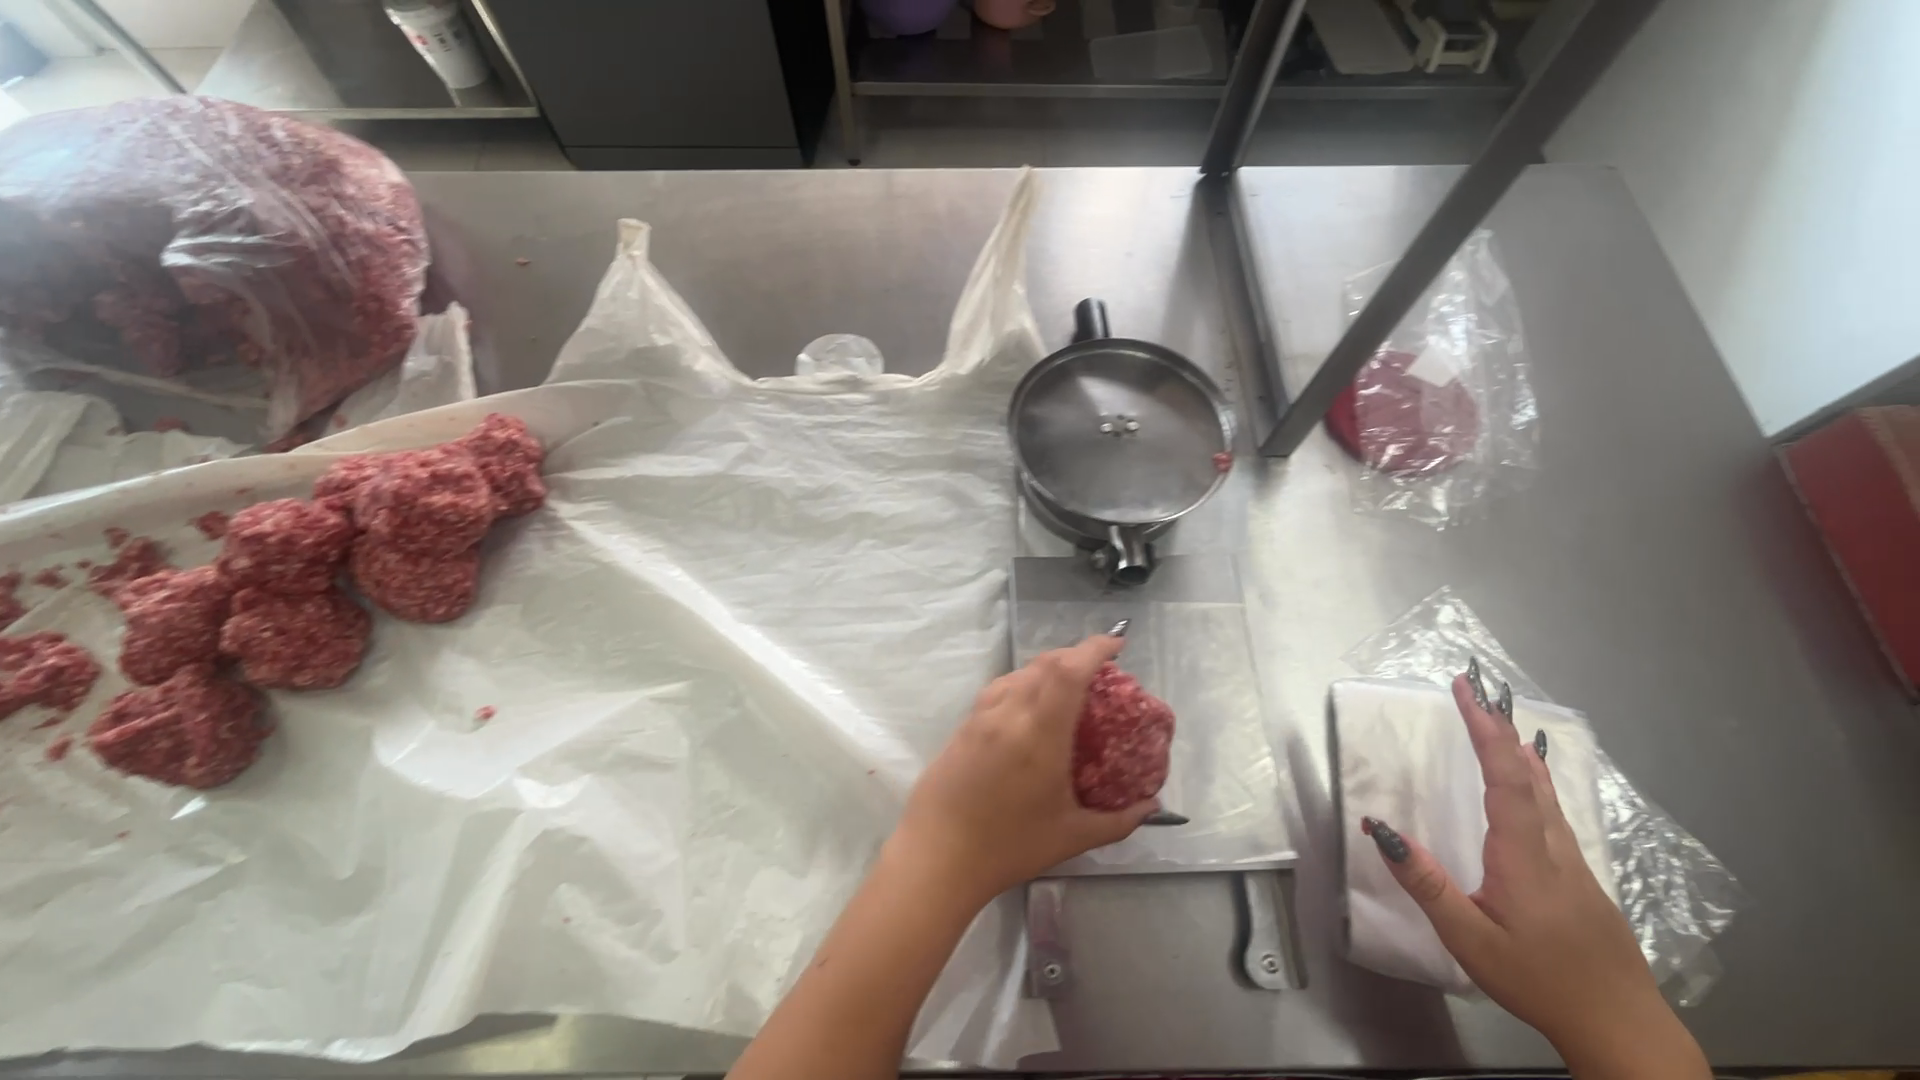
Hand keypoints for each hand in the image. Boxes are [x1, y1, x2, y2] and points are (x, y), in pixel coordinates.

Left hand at [893, 633, 1157, 903]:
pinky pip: (999, 690)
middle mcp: (1008, 714)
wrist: (937, 856)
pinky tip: (1030, 706)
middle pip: (1044, 664)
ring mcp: (980, 718)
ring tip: (1068, 683)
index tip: (1116, 644)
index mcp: (1039, 733)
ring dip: (1047, 668)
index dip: (1093, 649)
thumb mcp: (1072, 836)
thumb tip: (1152, 808)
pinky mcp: (963, 728)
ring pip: (1018, 674)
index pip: (1068, 671)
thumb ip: (1118, 820)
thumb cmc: (1009, 847)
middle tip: (1100, 667)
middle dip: (1075, 655)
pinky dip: (1023, 684)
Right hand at [1362, 670, 1708, 1078]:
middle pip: (1530, 774)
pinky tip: (1532, 782)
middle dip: (1499, 726)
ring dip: (1518, 748)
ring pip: (1546, 791)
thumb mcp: (1469, 937)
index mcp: (1524, 855)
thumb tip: (1380, 828)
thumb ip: (1426, 882)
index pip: (1505, 778)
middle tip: (1476, 689)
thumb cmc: (1539, 980)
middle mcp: (1553, 847)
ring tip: (1498, 719)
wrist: (1621, 1027)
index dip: (1485, 730)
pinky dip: (1533, 777)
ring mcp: (1573, 862)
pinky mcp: (1580, 878)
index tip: (1465, 691)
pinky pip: (1552, 810)